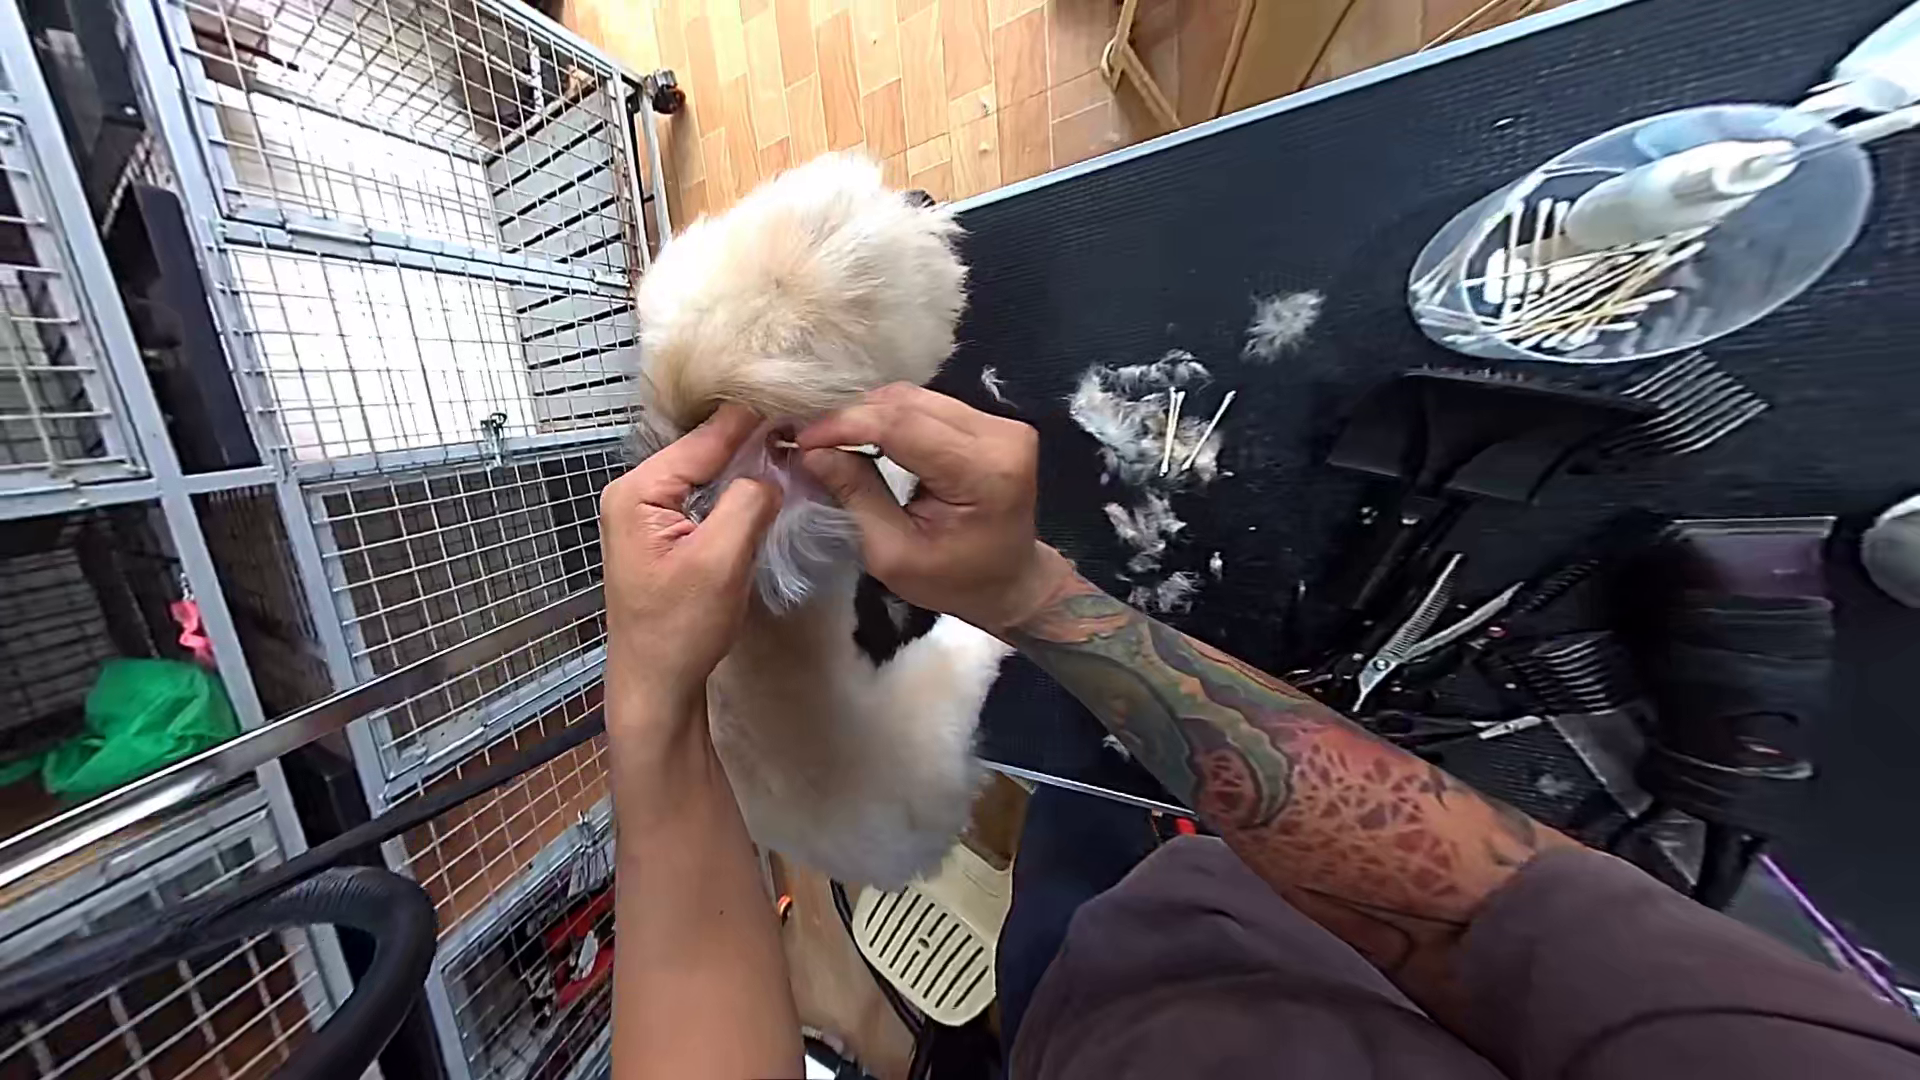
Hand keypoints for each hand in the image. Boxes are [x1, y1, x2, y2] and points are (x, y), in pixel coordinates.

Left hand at [600, 404, 781, 719]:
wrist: (658, 683)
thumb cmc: (682, 627)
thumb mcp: (721, 562)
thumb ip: (748, 504)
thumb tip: (773, 471)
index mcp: (640, 491)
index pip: (705, 439)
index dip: (753, 420)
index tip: (796, 402)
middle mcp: (639, 493)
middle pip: (705, 451)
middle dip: (752, 440)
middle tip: (801, 427)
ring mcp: (651, 514)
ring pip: (710, 474)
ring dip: (748, 465)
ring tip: (791, 448)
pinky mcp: (669, 533)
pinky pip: (709, 497)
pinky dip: (739, 490)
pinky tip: (767, 485)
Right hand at [796, 383, 1073, 631]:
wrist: (1012, 581)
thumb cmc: (955, 582)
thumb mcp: (894, 554)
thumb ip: (857, 496)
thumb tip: (812, 451)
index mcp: (983, 473)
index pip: (903, 425)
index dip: (845, 424)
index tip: (802, 440)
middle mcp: (1001, 437)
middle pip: (910, 403)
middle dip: (853, 416)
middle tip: (811, 440)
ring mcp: (1003, 425)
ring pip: (918, 397)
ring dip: (871, 414)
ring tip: (834, 438)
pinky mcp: (996, 424)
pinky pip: (932, 405)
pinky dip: (894, 417)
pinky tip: (868, 435)